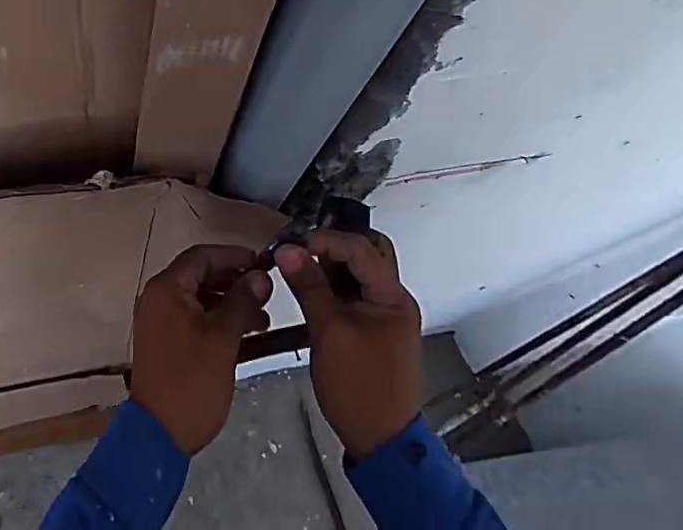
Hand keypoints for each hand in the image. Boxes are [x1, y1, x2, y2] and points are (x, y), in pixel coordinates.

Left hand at [130, 244, 273, 453]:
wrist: (158, 435)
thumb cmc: (192, 381)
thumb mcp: (223, 337)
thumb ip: (242, 301)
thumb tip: (260, 276)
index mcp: (166, 288)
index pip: (201, 256)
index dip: (233, 256)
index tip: (262, 263)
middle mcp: (158, 297)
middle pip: (200, 275)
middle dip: (234, 281)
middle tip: (266, 290)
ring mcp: (158, 319)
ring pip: (199, 297)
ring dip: (229, 302)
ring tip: (262, 318)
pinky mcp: (164, 340)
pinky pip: (192, 317)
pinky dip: (216, 319)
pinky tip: (244, 333)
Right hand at [276, 230, 422, 458]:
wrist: (380, 442)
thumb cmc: (358, 389)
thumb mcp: (328, 333)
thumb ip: (309, 287)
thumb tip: (287, 250)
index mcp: (393, 297)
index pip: (362, 248)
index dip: (327, 240)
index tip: (296, 245)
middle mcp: (394, 299)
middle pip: (369, 252)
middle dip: (335, 246)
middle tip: (304, 250)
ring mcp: (386, 313)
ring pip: (360, 270)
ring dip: (332, 264)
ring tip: (301, 270)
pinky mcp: (374, 326)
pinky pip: (354, 291)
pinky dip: (333, 284)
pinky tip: (311, 290)